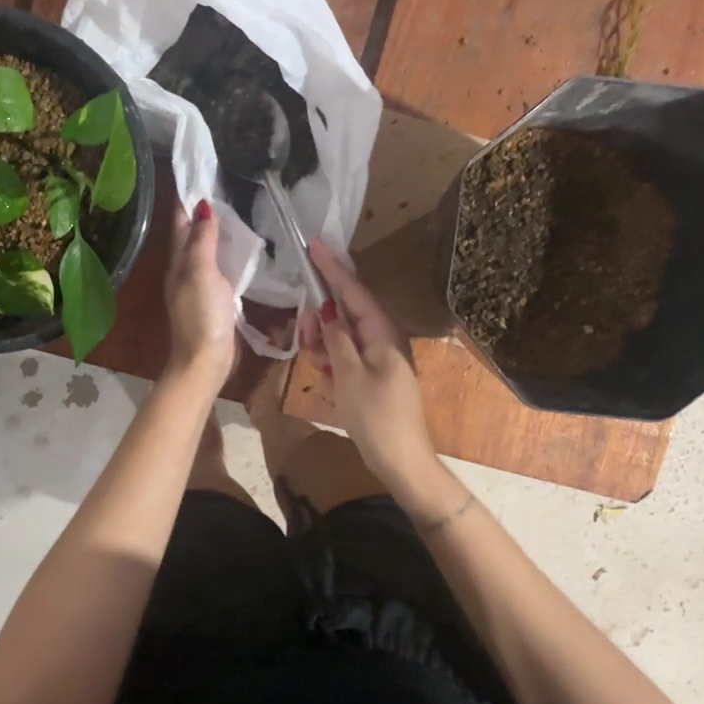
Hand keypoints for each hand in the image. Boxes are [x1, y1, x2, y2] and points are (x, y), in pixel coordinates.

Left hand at [163, 200, 237, 387]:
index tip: (198, 170)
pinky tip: (239, 248)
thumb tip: (201, 205)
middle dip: (201, 210)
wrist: (205, 361)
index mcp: (178, 262)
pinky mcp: (214, 300)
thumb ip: (202, 241)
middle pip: (190, 234)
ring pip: (204, 250)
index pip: (179, 221)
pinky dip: (225, 253)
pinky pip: (218, 267)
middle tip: (221, 183)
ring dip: (214, 231)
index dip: (187, 197)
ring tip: (233, 207)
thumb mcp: (201, 273)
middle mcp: (184, 270)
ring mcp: (199, 286)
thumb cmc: (201, 315)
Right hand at [303, 242, 441, 495]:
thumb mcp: (348, 376)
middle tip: (302, 323)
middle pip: (348, 310)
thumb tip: (327, 312)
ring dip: (323, 336)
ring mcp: (380, 358)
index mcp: (383, 333)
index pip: (354, 291)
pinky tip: (320, 366)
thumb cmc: (376, 417)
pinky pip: (347, 354)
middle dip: (322, 310)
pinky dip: (331, 355)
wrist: (401, 459)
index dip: (333, 268)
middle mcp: (384, 339)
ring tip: (309, 347)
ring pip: (344, 333)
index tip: (314, 244)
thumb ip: (336, 340)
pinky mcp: (373, 376)